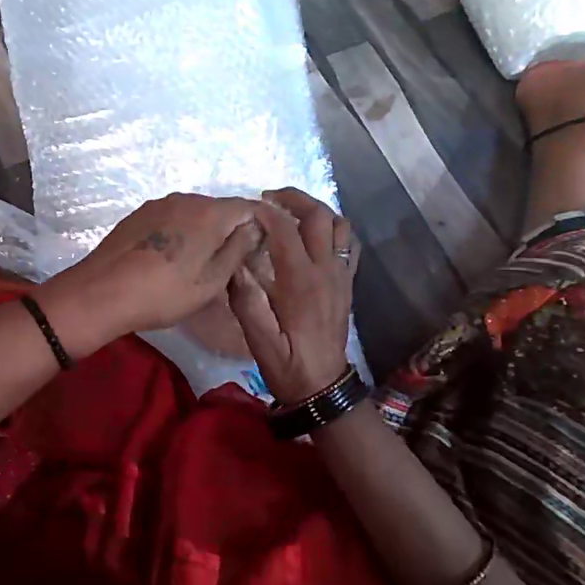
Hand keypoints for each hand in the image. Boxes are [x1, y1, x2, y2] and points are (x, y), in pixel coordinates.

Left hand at [33, 193, 264, 354]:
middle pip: (219, 209)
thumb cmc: (164, 292)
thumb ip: (238, 250)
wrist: (101, 293)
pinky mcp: (137, 215)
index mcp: (209, 212)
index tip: (254, 253)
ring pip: (193, 214)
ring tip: (194, 265)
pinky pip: (170, 219)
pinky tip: (168, 259)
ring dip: (200, 233)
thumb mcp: (212, 281)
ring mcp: (158, 204)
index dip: (256, 228)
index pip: (248, 207)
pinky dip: (178, 234)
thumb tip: (254, 228)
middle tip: (225, 265)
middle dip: (227, 231)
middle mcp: (185, 199)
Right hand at [226, 188, 357, 403]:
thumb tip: (234, 265)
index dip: (265, 212)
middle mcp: (327, 272)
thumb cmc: (287, 365)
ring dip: (316, 211)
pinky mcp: (347, 284)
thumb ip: (246, 302)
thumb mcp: (259, 341)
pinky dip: (334, 230)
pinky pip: (349, 244)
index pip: (286, 230)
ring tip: (291, 213)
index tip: (247, 208)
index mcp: (302, 282)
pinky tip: (314, 236)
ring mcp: (341, 276)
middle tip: (269, 198)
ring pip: (339, 225)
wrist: (323, 387)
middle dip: (294, 199)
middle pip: (319, 216)